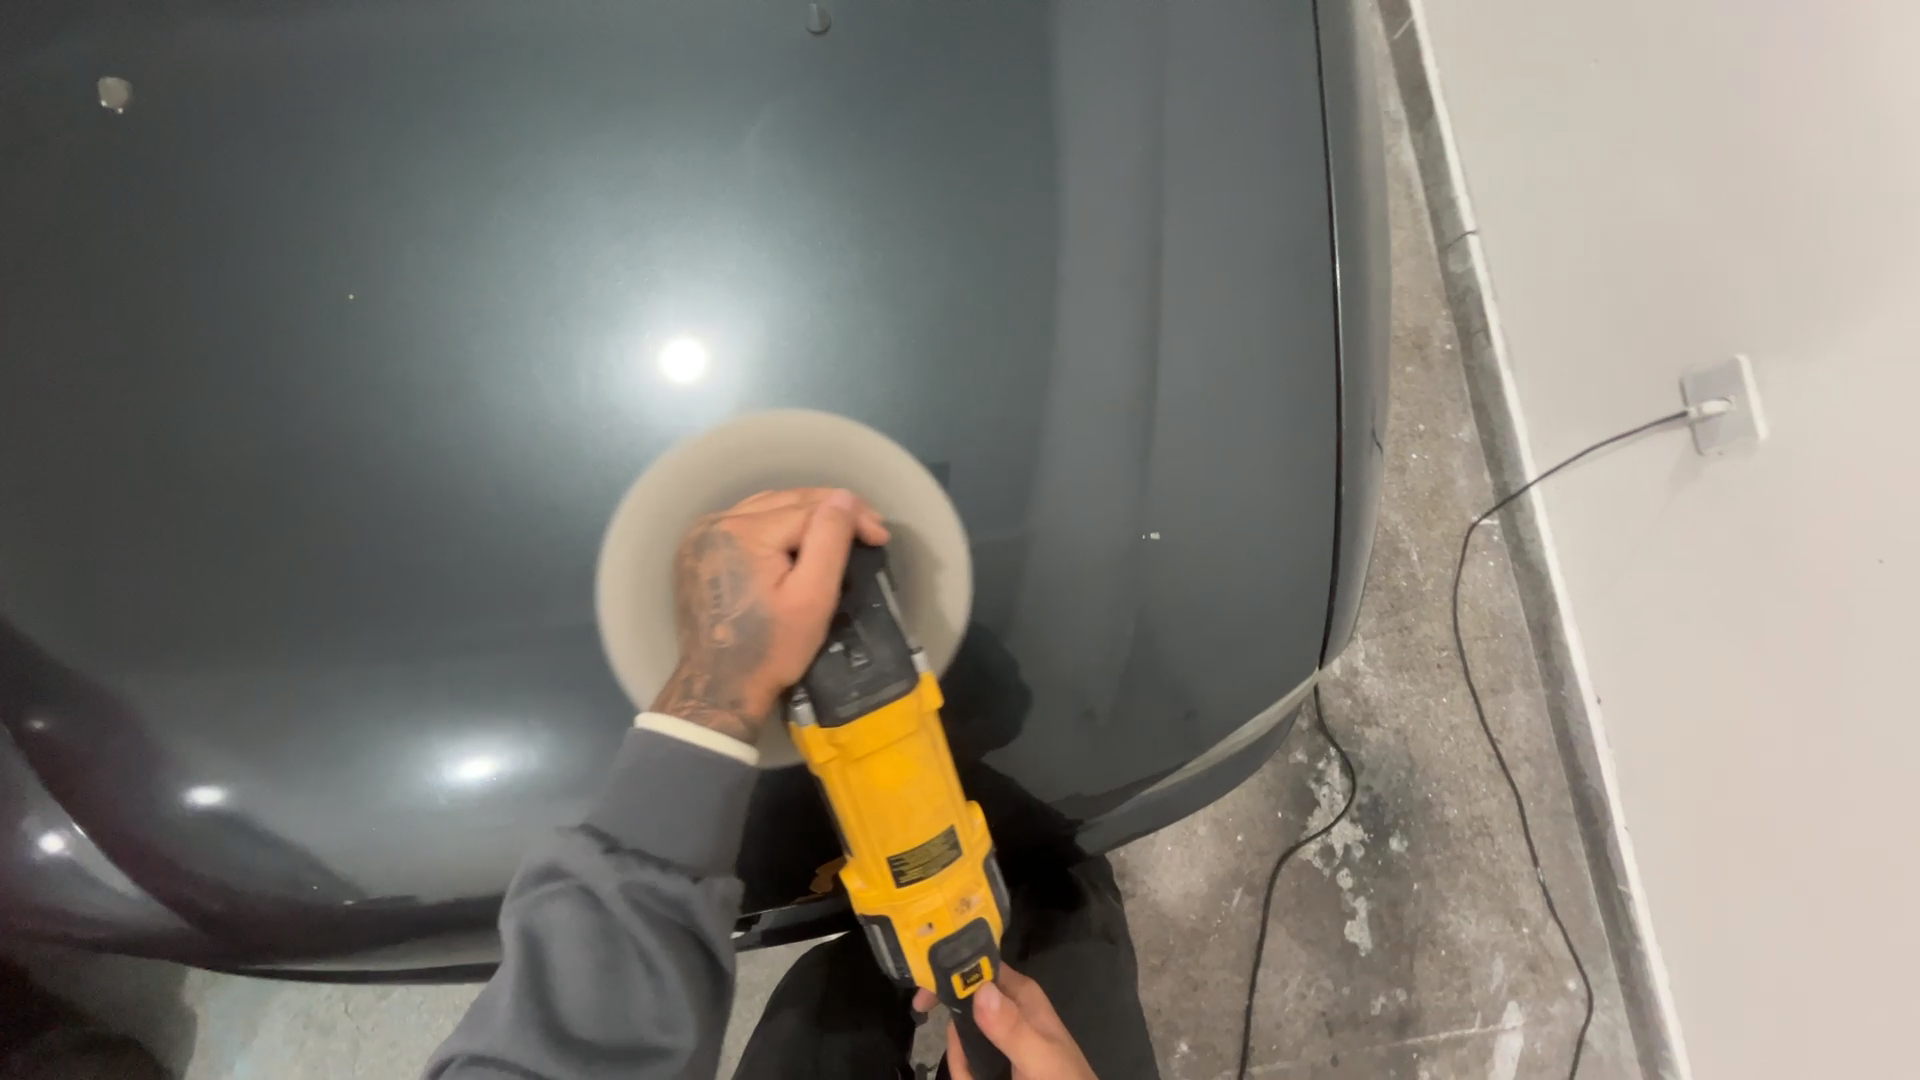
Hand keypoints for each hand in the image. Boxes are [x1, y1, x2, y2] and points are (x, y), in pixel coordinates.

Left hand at [650, 488, 888, 742]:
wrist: (719, 689)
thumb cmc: (772, 649)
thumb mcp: (813, 597)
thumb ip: (830, 540)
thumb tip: (845, 497)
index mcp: (742, 532)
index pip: (809, 508)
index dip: (851, 516)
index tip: (881, 535)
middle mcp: (715, 524)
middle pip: (788, 500)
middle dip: (832, 510)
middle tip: (870, 527)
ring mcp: (702, 536)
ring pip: (768, 507)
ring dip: (806, 512)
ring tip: (840, 529)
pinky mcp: (698, 551)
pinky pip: (748, 522)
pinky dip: (778, 523)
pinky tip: (798, 537)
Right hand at [913, 966, 1098, 1079]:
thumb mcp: (1040, 1056)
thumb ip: (1011, 1026)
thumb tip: (979, 989)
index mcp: (1019, 993)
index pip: (978, 965)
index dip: (949, 975)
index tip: (924, 999)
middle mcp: (1006, 1007)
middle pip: (961, 1004)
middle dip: (954, 1034)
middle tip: (960, 1060)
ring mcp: (999, 1034)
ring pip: (961, 1036)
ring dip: (961, 1060)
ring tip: (977, 1078)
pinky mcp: (995, 1058)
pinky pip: (967, 1060)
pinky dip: (966, 1073)